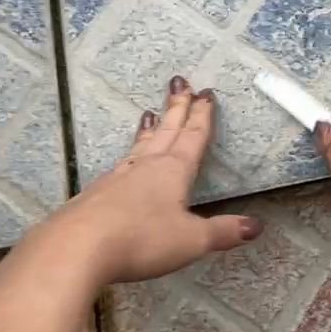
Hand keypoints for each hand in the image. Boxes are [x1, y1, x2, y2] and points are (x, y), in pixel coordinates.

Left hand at [31, 76, 258, 287]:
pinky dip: (128, 157)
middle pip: (166, 131)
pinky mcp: (94, 196)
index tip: (206, 93)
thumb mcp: (191, 240)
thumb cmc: (140, 239)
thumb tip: (256, 226)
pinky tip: (124, 164)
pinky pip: (119, 167)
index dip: (202, 115)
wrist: (74, 249)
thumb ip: (223, 232)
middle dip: (176, 107)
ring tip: (150, 114)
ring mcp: (117, 179)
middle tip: (180, 82)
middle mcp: (146, 167)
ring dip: (149, 130)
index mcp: (174, 171)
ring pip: (139, 147)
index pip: (193, 137)